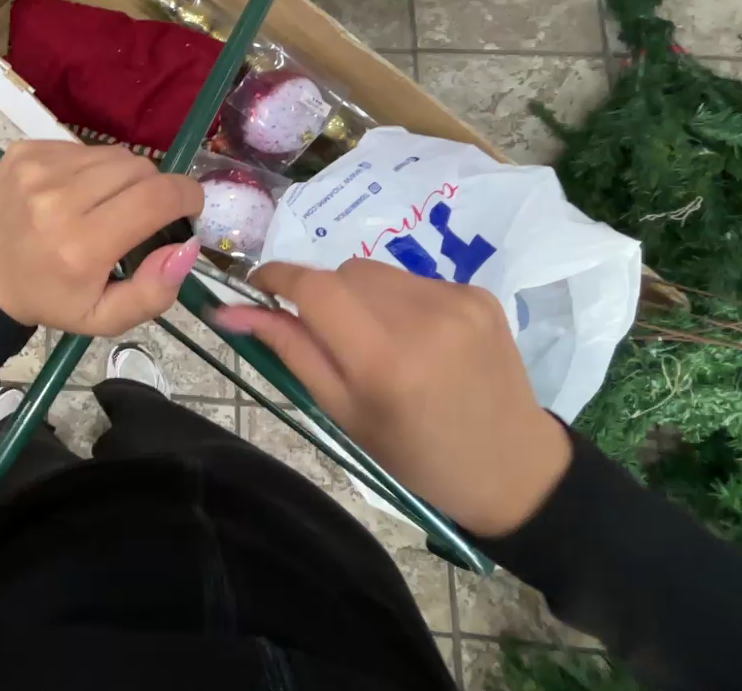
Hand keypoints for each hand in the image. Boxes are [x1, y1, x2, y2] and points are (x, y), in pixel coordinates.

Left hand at [0, 142, 202, 335]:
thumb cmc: (50, 298)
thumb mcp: (105, 317)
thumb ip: (154, 291)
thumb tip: (187, 245)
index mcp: (82, 245)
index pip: (157, 197)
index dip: (187, 195)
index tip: (190, 206)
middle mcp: (58, 199)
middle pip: (139, 168)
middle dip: (154, 188)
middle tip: (142, 213)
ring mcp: (36, 168)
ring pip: (112, 153)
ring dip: (121, 176)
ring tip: (104, 204)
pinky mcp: (23, 150)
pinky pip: (80, 146)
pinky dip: (88, 166)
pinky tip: (73, 192)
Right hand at [217, 259, 572, 537]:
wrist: (514, 469)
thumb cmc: (413, 453)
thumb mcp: (339, 410)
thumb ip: (287, 349)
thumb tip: (228, 310)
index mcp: (383, 359)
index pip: (313, 288)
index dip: (275, 277)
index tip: (256, 286)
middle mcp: (422, 318)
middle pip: (340, 273)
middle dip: (319, 294)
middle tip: (325, 335)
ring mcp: (456, 301)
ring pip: (372, 272)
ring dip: (357, 294)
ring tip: (373, 338)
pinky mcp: (479, 294)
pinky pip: (409, 279)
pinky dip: (395, 299)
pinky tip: (413, 336)